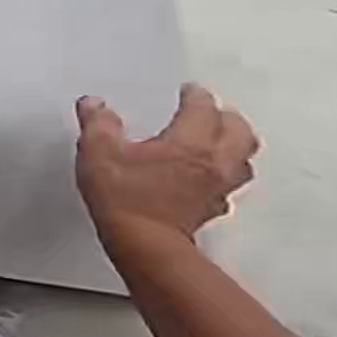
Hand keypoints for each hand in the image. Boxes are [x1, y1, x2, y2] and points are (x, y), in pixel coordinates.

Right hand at [75, 84, 257, 243]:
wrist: (142, 246)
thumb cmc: (124, 197)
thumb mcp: (98, 150)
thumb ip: (98, 122)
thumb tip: (94, 105)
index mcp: (188, 142)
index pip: (203, 108)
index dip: (196, 95)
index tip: (188, 90)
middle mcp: (211, 163)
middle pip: (239, 133)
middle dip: (228, 117)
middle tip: (212, 110)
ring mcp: (214, 190)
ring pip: (242, 161)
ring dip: (235, 146)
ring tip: (219, 139)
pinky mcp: (209, 211)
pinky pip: (227, 188)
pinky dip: (224, 176)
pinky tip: (206, 178)